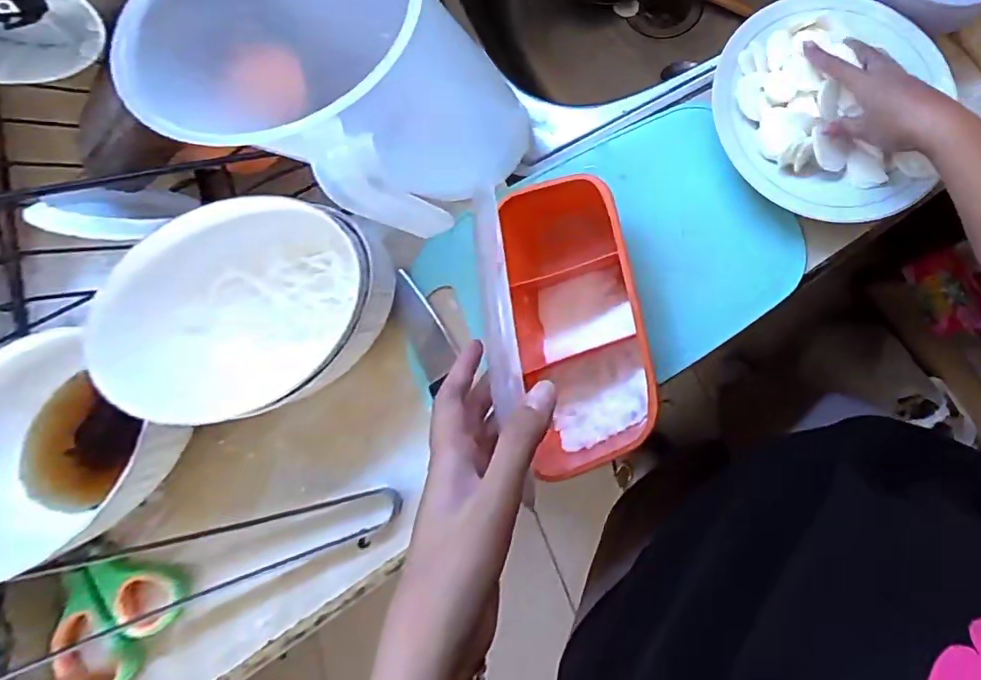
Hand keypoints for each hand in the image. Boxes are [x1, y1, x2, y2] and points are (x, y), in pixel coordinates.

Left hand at [372, 342, 555, 679]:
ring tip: (532, 397)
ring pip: (484, 447)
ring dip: (503, 420)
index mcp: (448, 461)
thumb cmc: (458, 562)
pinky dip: (514, 454)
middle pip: (467, 421)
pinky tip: (535, 455)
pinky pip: (497, 474)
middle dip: (485, 389)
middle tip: (515, 362)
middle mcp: (454, 474)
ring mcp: (466, 502)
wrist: (437, 640)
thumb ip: (519, 443)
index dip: (462, 370)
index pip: (449, 402)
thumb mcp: (493, 497)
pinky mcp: (480, 525)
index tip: (478, 341)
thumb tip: (543, 385)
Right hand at [804, 38, 980, 156]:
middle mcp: (882, 73)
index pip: (837, 66)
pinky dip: (887, 69)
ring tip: (868, 55)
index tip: (807, 43)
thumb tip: (824, 128)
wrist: (940, 124)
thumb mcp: (867, 131)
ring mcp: (903, 77)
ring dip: (872, 54)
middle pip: (865, 53)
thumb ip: (846, 128)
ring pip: (883, 59)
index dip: (820, 56)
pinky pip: (897, 71)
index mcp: (864, 82)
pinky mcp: (918, 85)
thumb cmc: (897, 127)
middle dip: (853, 46)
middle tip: (845, 43)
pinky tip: (890, 79)